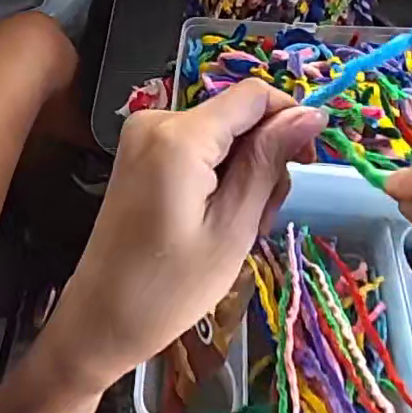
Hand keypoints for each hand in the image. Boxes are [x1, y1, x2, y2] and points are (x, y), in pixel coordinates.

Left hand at [40, 80, 325, 393]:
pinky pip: (199, 144)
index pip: (253, 95)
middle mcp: (157, 118)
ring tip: (238, 225)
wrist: (101, 317)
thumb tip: (311, 113)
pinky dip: (218, 173)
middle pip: (238, 115)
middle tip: (262, 218)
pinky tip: (216, 214)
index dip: (289, 118)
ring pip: (223, 132)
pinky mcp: (142, 149)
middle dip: (264, 157)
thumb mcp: (233, 227)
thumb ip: (269, 160)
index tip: (307, 162)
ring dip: (243, 171)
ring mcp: (145, 132)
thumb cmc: (170, 287)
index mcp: (179, 135)